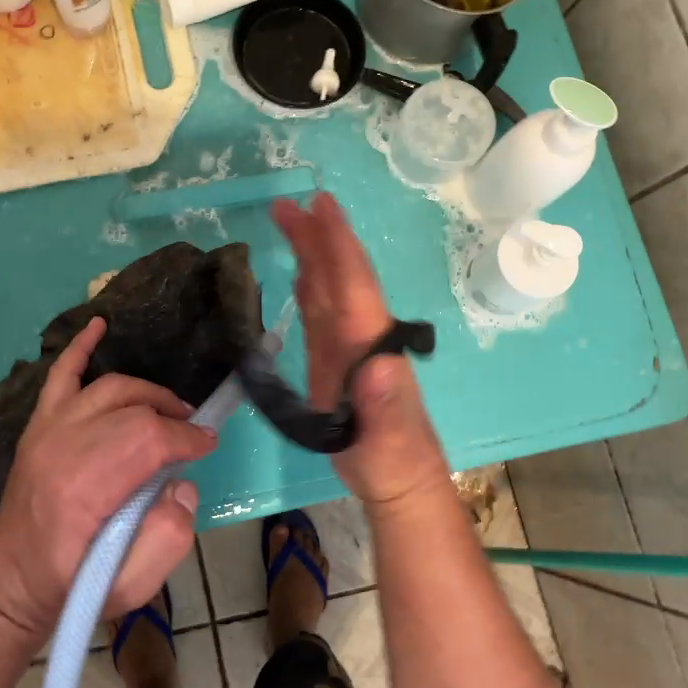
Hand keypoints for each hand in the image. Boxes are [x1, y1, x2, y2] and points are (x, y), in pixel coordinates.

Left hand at [0, 317, 213, 639]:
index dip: (186, 437)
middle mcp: (61, 447)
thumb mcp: (131, 586)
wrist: (13, 583)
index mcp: (83, 488)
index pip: (148, 438)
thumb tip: (180, 485)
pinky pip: (61, 375)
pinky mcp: (38, 425)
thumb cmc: (75, 586)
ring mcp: (46, 430)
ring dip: (147, 394)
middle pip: (134, 410)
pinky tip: (98, 325)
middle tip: (193, 438)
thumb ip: (167, 538)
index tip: (207, 446)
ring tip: (171, 412)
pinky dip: (80, 348)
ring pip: (110, 388)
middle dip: (173, 418)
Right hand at [272, 193, 447, 505]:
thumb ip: (386, 408)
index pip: (355, 285)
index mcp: (371, 345)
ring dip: (310, 253)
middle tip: (288, 203)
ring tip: (288, 220)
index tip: (322, 206)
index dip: (338, 244)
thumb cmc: (393, 463)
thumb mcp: (390, 442)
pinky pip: (320, 313)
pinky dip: (309, 286)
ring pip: (328, 288)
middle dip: (318, 236)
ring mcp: (348, 348)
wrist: (399, 483)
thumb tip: (380, 364)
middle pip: (339, 276)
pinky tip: (299, 272)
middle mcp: (361, 336)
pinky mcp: (334, 362)